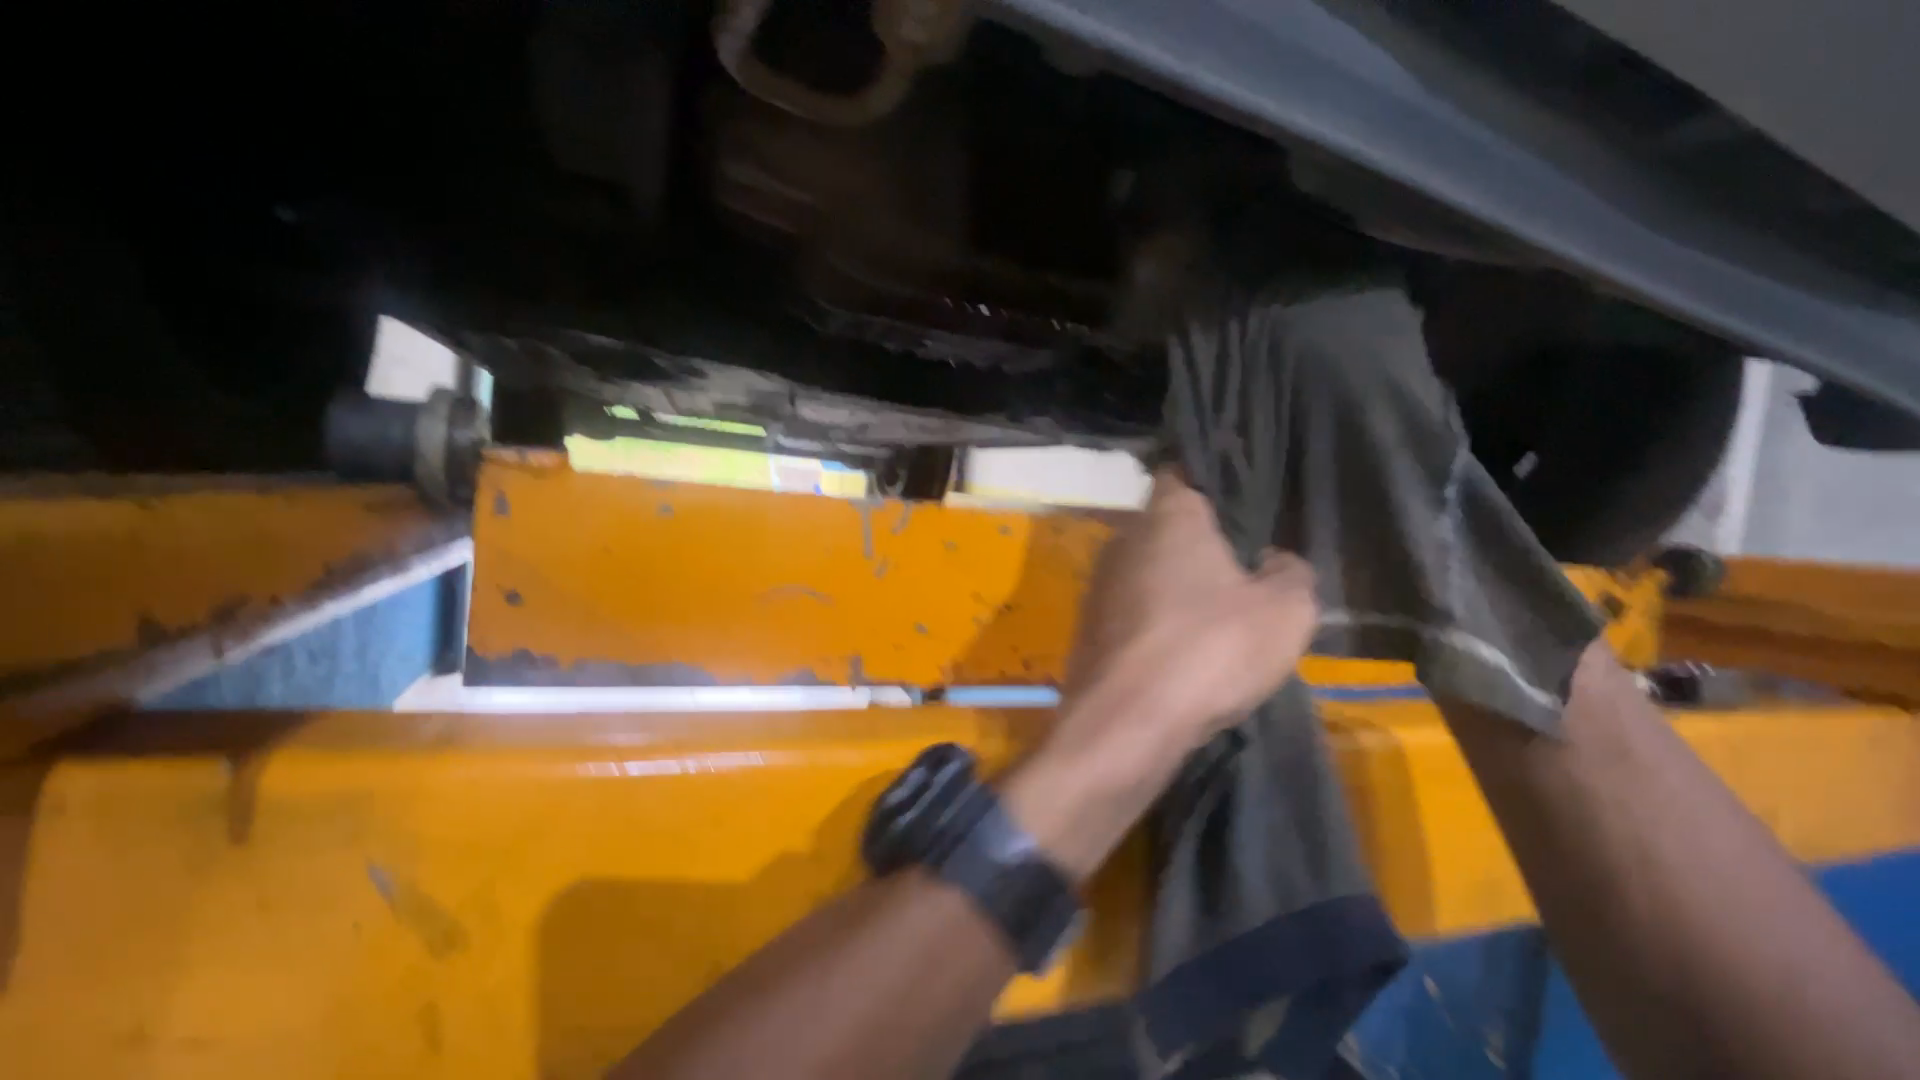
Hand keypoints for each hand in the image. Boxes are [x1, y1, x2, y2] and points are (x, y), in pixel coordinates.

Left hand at [1001, 468, 1318, 878]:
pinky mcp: (1088, 631)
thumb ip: (1291, 572)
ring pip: (1149, 575)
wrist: (1125, 725)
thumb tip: (1274, 561)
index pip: (1185, 472)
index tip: (1244, 508)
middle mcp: (1122, 539)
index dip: (1214, 484)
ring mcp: (1098, 587)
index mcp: (1167, 514)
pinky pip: (1134, 616)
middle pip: (1167, 528)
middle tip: (1245, 573)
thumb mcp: (1286, 611)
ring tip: (1220, 624)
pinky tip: (1185, 659)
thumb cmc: (1209, 650)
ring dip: (1179, 592)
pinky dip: (1158, 629)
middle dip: (1202, 547)